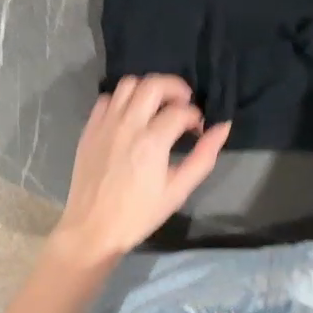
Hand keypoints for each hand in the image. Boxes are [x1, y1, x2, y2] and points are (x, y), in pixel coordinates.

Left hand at [53, 75, 230, 263]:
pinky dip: (122, 100)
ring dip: (147, 89)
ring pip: (128, 84)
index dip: (195, 116)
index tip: (197, 129)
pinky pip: (107, 99)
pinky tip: (130, 117)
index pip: (181, 111)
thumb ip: (203, 157)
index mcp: (152, 141)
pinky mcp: (89, 129)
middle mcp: (127, 125)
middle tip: (183, 104)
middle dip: (175, 88)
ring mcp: (105, 125)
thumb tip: (222, 128)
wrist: (93, 228)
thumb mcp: (178, 191)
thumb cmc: (138, 214)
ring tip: (157, 106)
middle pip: (153, 84)